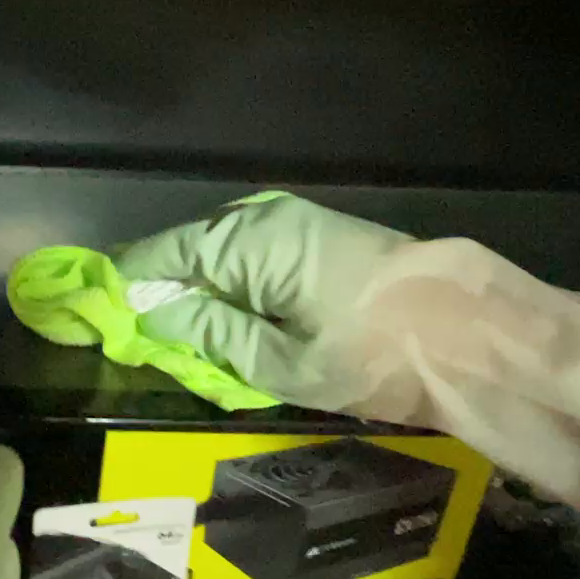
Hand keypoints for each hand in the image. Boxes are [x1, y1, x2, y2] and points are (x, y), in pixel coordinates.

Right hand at [114, 190, 411, 410]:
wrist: (477, 335)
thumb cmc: (373, 355)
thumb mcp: (281, 362)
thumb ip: (209, 333)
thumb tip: (154, 316)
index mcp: (245, 242)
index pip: (162, 253)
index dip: (128, 281)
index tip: (102, 308)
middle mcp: (261, 216)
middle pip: (188, 247)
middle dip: (161, 283)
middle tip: (139, 325)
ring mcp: (291, 218)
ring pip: (219, 249)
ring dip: (196, 282)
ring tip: (178, 322)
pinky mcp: (313, 230)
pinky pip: (249, 249)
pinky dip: (229, 277)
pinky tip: (227, 307)